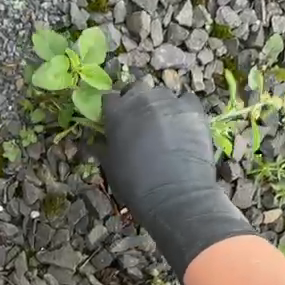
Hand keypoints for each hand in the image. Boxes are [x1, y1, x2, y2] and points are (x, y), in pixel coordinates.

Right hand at [100, 84, 254, 276]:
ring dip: (159, 104)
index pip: (109, 98)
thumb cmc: (135, 184)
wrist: (175, 195)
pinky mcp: (194, 109)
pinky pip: (186, 100)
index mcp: (117, 112)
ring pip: (162, 93)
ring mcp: (170, 102)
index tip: (114, 120)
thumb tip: (90, 142)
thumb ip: (101, 147)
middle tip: (138, 121)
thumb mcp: (110, 166)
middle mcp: (142, 99)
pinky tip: (182, 123)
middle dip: (135, 101)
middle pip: (136, 89)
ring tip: (162, 123)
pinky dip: (183, 108)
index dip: (112, 108)